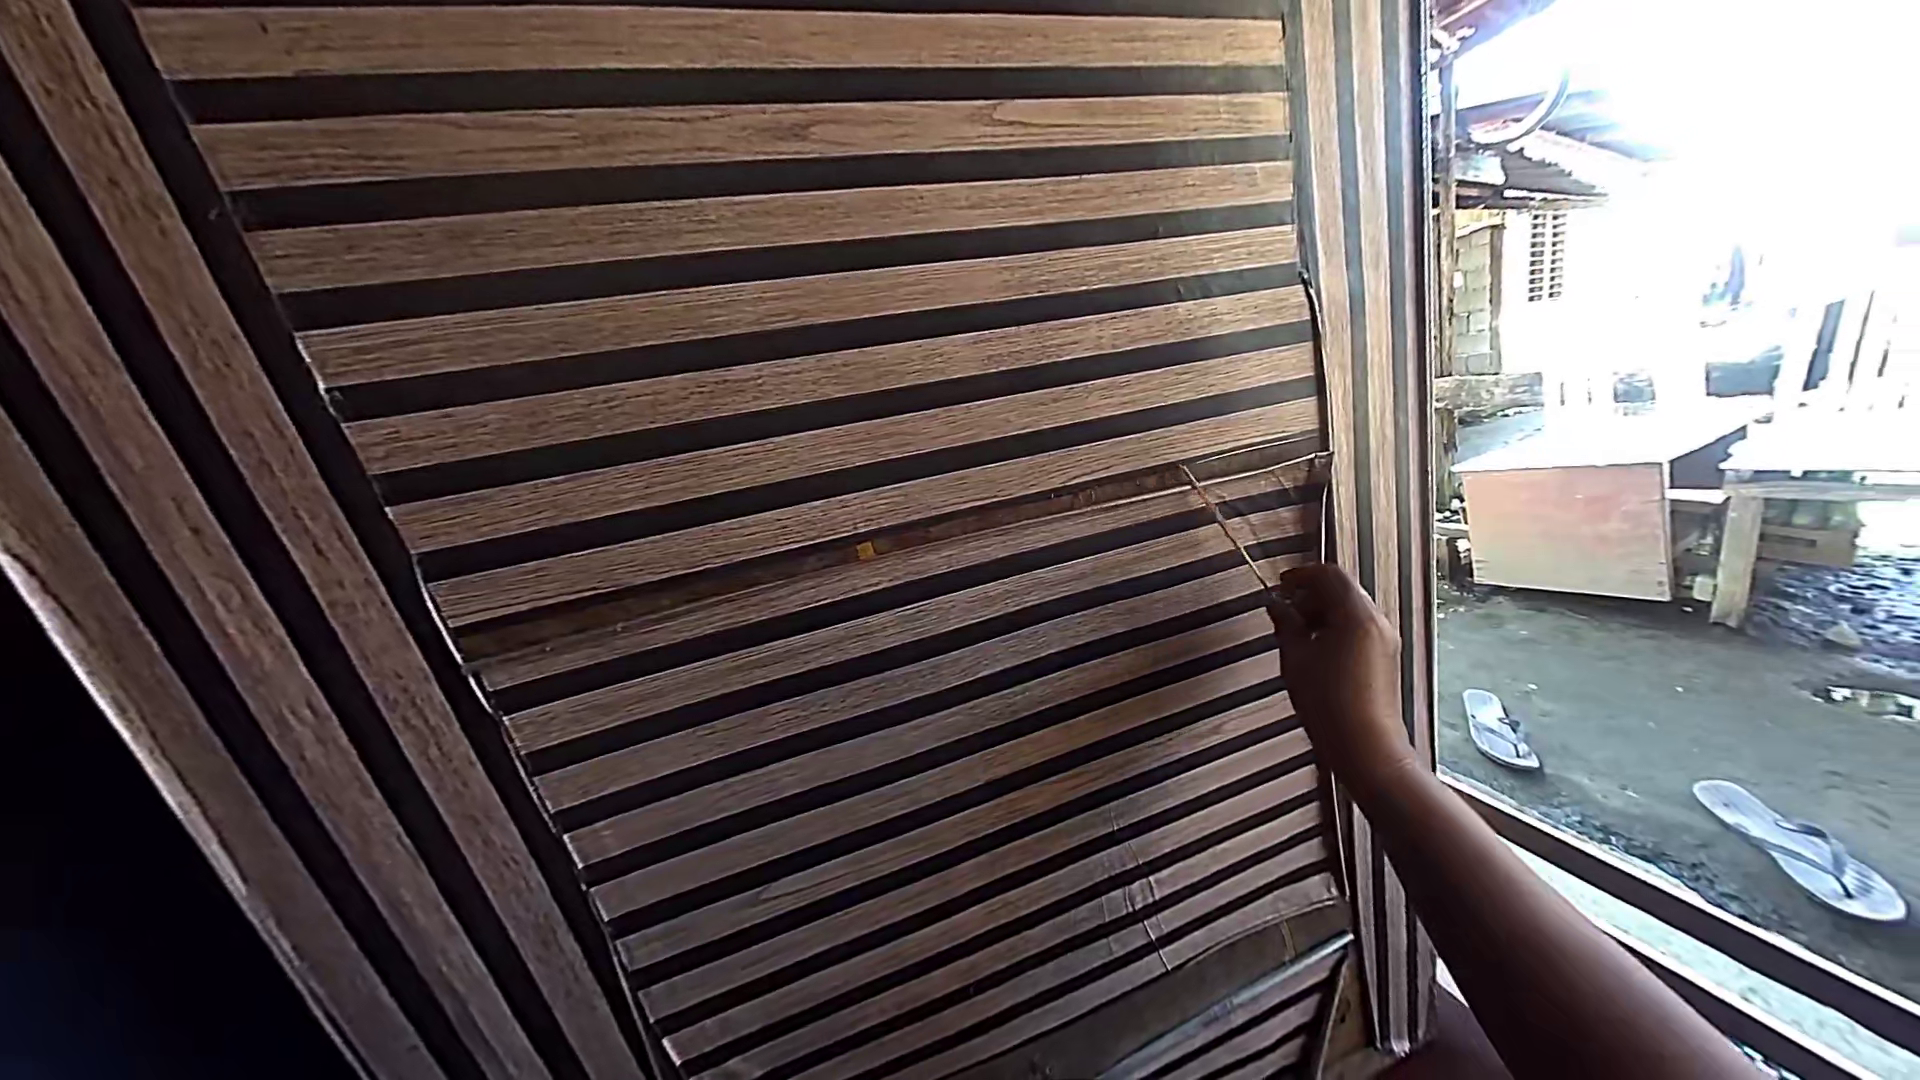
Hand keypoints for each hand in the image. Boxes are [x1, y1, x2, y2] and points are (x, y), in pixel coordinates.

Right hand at [1268, 564, 1416, 791]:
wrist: (1364, 745)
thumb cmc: (1327, 702)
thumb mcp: (1295, 657)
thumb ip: (1286, 624)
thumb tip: (1276, 605)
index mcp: (1356, 616)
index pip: (1330, 574)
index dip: (1301, 574)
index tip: (1280, 584)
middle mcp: (1377, 622)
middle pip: (1342, 589)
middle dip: (1310, 594)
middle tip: (1284, 610)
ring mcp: (1384, 640)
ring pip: (1350, 608)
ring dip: (1321, 611)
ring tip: (1295, 631)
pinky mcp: (1383, 656)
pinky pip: (1357, 627)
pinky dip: (1334, 626)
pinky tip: (1314, 647)